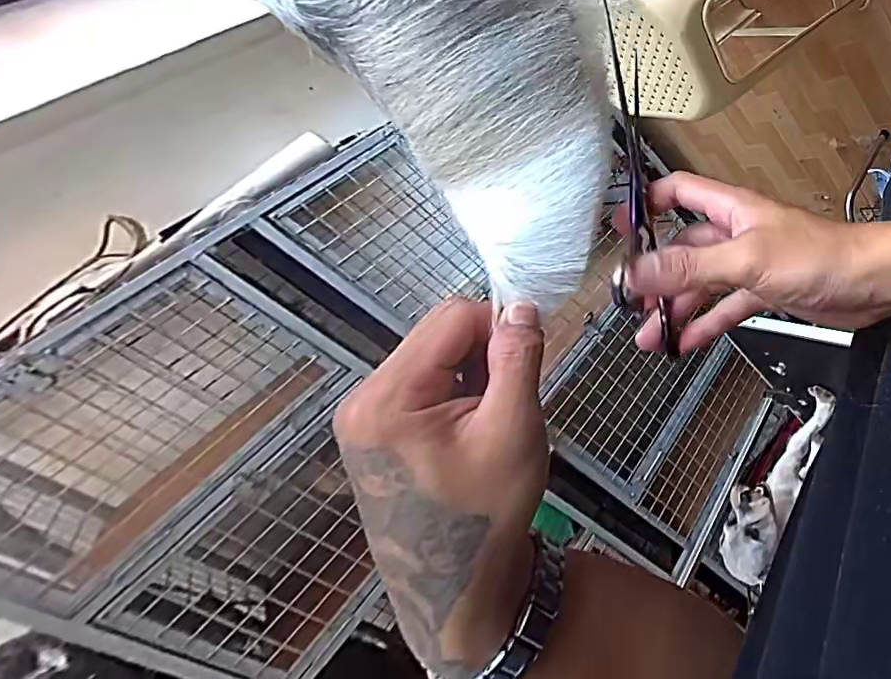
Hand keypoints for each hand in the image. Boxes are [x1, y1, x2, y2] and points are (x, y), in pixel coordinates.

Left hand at [333, 298, 547, 677]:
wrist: (458, 584)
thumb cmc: (485, 512)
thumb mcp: (513, 427)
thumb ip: (518, 358)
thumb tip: (521, 306)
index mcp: (387, 399)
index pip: (454, 318)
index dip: (500, 328)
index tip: (526, 363)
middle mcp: (364, 400)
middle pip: (442, 331)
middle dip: (487, 349)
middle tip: (509, 394)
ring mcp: (367, 415)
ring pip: (439, 351)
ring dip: (477, 369)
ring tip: (492, 414)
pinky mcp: (380, 427)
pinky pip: (430, 376)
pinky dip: (463, 386)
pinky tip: (474, 423)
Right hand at [620, 172, 890, 353]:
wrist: (871, 282)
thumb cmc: (822, 255)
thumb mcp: (747, 260)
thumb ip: (692, 266)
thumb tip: (638, 270)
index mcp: (731, 209)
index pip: (678, 192)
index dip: (647, 203)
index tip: (619, 229)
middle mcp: (738, 232)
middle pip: (684, 246)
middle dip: (655, 273)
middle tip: (629, 301)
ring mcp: (751, 262)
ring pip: (702, 282)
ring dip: (676, 306)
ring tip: (649, 334)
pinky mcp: (766, 290)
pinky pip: (726, 306)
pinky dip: (706, 322)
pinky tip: (686, 341)